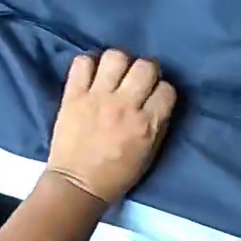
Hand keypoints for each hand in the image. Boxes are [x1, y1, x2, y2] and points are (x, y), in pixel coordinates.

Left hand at [45, 49, 177, 205]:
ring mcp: (97, 97)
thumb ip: (158, 125)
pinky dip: (89, 64)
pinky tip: (92, 76)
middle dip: (147, 71)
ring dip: (119, 63)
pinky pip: (83, 62)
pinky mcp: (73, 95)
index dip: (163, 92)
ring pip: (116, 56)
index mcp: (146, 124)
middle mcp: (124, 106)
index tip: (155, 98)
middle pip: (145, 66)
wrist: (77, 184)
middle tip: (137, 82)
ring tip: (115, 75)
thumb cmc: (117, 175)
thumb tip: (158, 101)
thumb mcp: (149, 154)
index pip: (167, 89)